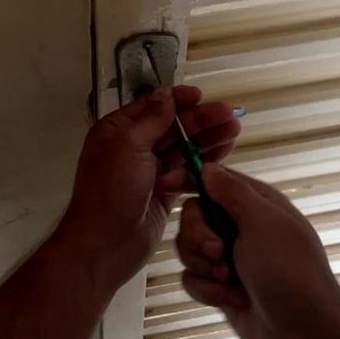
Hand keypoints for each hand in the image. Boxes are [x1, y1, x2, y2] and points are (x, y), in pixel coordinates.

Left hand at [58, 86, 239, 293]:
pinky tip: (224, 154)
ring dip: (207, 140)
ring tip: (234, 131)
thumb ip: (151, 120)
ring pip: (183, 149)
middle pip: (172, 127)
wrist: (105, 244)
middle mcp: (133, 147)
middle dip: (201, 120)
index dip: (177, 100)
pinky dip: (204, 164)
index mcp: (117, 131)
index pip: (152, 106)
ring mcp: (150, 170)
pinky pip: (187, 172)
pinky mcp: (164, 192)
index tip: (201, 96)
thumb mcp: (128, 146)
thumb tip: (166, 94)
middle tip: (230, 115)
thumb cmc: (111, 191)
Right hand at [175, 164, 339, 338]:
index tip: (167, 184)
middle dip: (198, 236)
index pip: (215, 179)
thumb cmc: (290, 271)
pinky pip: (193, 278)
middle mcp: (241, 226)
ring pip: (188, 249)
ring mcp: (230, 258)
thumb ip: (232, 192)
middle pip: (193, 216)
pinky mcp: (220, 286)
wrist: (303, 333)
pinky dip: (209, 291)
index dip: (189, 179)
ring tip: (230, 280)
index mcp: (256, 203)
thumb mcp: (263, 222)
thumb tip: (208, 168)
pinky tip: (231, 300)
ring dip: (205, 267)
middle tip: (220, 252)